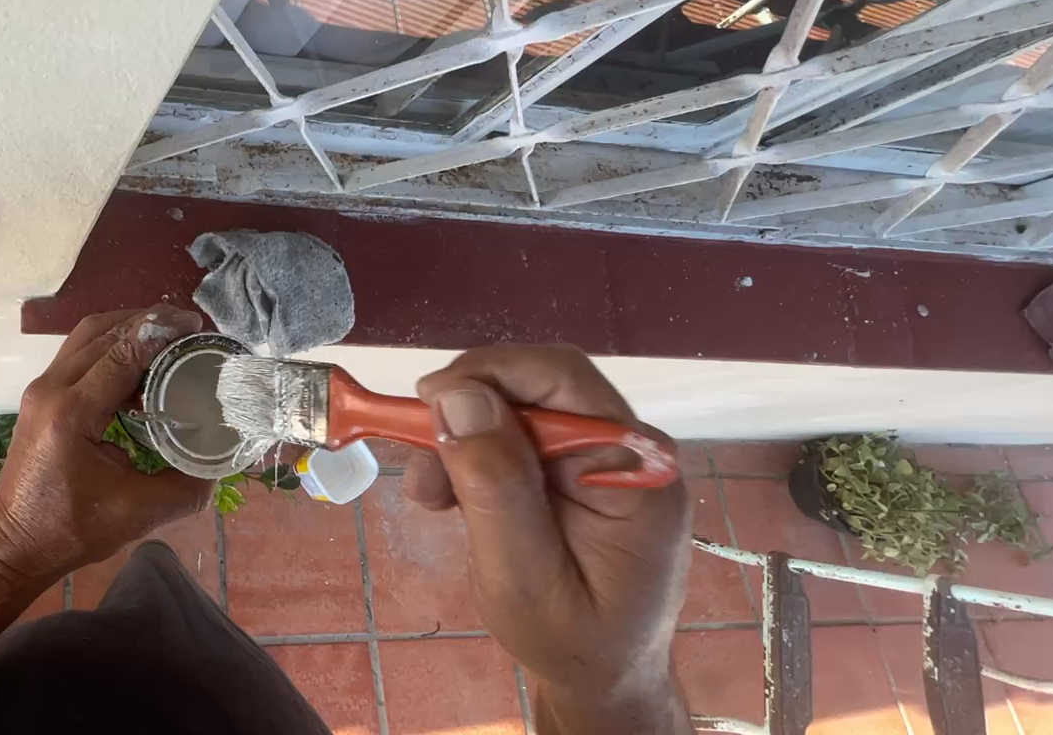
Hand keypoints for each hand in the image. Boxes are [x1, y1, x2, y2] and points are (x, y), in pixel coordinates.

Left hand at [0, 305, 211, 588]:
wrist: (13, 543)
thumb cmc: (70, 530)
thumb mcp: (137, 513)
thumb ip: (185, 485)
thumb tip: (220, 461)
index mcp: (72, 413)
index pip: (121, 355)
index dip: (159, 333)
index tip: (194, 325)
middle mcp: (51, 388)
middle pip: (102, 333)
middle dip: (147, 322)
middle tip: (188, 325)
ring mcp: (42, 388)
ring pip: (87, 336)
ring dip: (126, 328)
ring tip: (167, 335)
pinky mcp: (42, 394)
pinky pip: (79, 353)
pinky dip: (110, 347)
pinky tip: (140, 364)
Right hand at [407, 345, 690, 734]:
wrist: (600, 678)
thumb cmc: (569, 641)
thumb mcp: (521, 576)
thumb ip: (494, 486)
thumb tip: (458, 395)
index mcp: (633, 471)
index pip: (560, 378)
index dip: (487, 373)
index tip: (426, 401)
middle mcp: (625, 447)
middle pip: (533, 381)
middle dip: (466, 406)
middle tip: (419, 447)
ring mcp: (600, 452)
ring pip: (513, 399)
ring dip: (459, 433)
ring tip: (429, 492)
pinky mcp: (573, 461)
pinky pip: (510, 426)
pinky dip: (468, 448)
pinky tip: (448, 490)